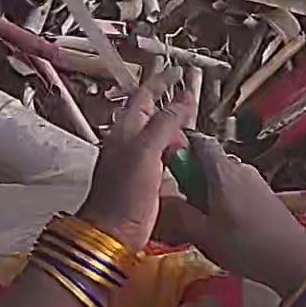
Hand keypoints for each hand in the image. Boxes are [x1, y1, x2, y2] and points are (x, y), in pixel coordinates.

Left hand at [76, 68, 191, 249]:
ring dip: (175, 134)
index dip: (161, 83)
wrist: (114, 233)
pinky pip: (162, 158)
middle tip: (191, 109)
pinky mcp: (144, 180)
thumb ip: (165, 123)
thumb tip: (183, 99)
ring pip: (159, 137)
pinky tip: (184, 160)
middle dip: (172, 109)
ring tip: (190, 136)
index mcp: (124, 131)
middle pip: (152, 115)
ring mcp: (135, 162)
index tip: (177, 73)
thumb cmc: (122, 195)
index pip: (144, 96)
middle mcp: (128, 143)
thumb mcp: (147, 151)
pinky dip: (175, 154)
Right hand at [156, 134, 305, 296]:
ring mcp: (255, 179)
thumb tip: (160, 199)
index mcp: (222, 171)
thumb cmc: (245, 245)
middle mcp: (240, 167)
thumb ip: (180, 215)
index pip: (201, 142)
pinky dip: (226, 197)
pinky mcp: (265, 193)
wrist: (293, 259)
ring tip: (204, 218)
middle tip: (184, 203)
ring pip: (224, 175)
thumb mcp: (204, 234)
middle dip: (195, 176)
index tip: (170, 161)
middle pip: (211, 160)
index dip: (184, 146)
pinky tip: (226, 223)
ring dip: (211, 189)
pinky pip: (238, 186)